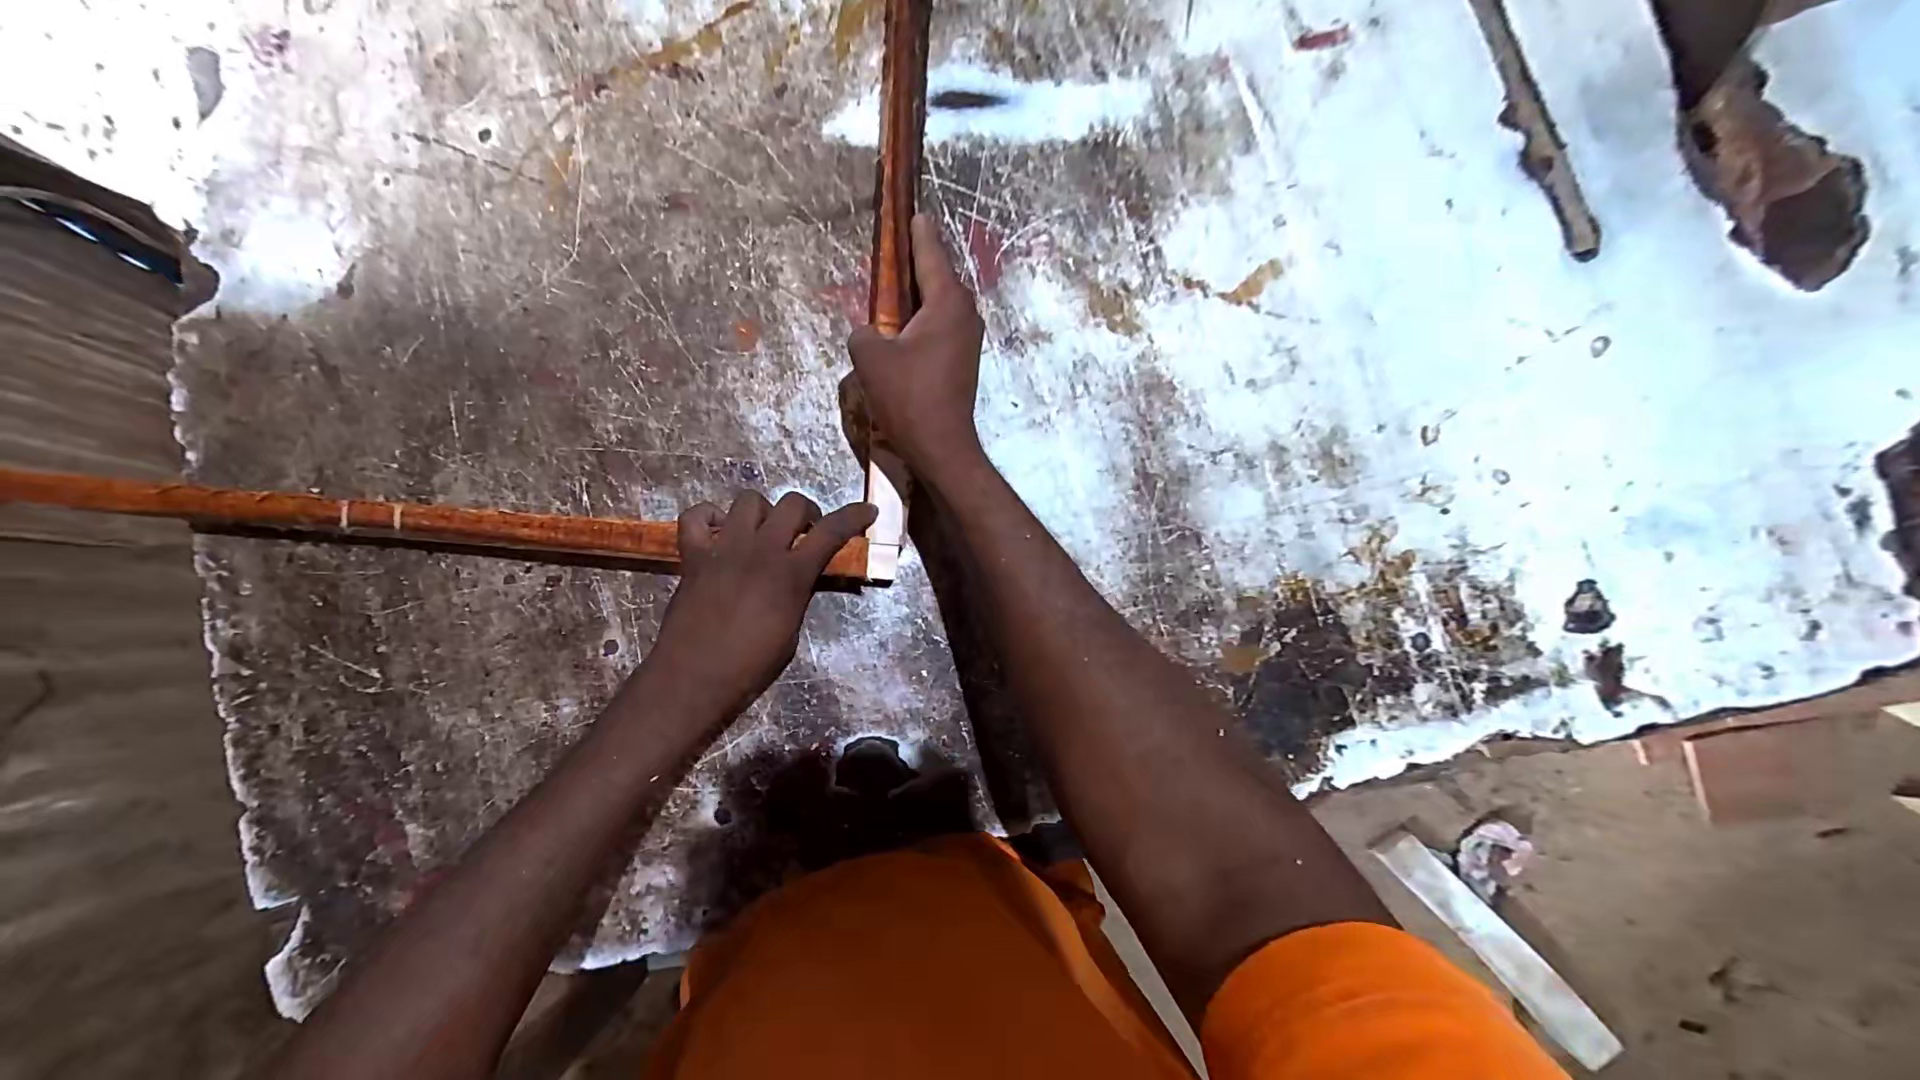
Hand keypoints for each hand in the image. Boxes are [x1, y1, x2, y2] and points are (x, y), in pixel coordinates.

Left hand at [643, 492, 875, 720]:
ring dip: (763, 513)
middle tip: (805, 533)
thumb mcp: (791, 632)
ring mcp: (724, 549)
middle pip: (792, 504)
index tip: (867, 511)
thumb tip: (799, 577)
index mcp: (791, 574)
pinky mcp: (693, 556)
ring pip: (748, 500)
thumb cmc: (750, 667)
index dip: (854, 516)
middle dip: (806, 513)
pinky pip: (696, 516)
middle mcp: (760, 551)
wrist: (693, 679)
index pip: (831, 532)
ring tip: (762, 533)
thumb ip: (797, 595)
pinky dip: (708, 517)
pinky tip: (718, 533)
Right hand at [846, 214, 986, 482]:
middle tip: (893, 250)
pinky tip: (904, 327)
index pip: (930, 252)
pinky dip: (923, 319)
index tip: (913, 212)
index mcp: (947, 302)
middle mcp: (965, 313)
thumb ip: (863, 332)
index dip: (917, 231)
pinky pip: (941, 326)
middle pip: (937, 277)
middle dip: (916, 263)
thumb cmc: (908, 397)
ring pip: (940, 304)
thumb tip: (871, 333)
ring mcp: (969, 338)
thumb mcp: (870, 357)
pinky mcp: (964, 359)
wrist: (941, 445)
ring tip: (892, 290)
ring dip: (918, 296)